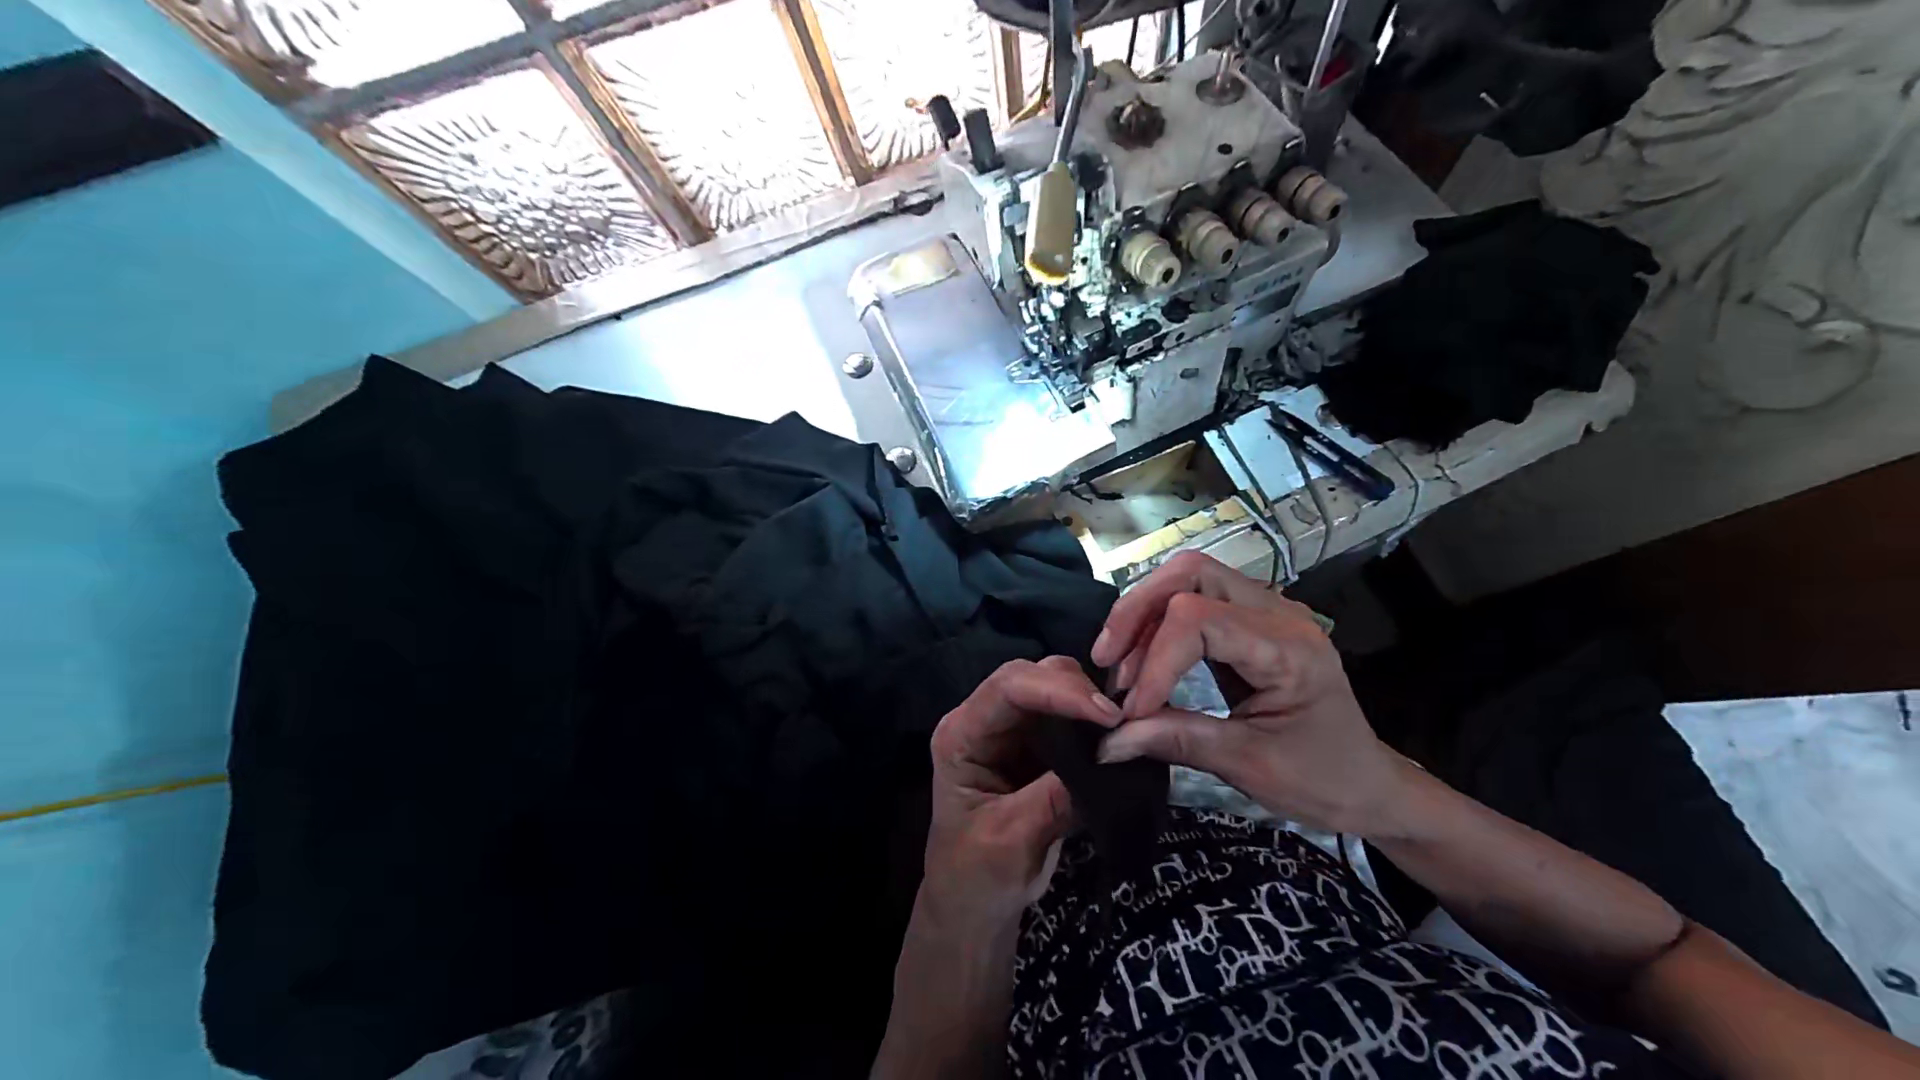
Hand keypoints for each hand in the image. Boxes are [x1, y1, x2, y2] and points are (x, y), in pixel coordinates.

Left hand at [921, 656, 1123, 925]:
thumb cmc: (978, 876)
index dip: (1058, 692)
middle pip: (1031, 676)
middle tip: (1122, 720)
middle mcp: (983, 720)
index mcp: (961, 735)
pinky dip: (1092, 720)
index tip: (1107, 715)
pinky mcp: (1035, 745)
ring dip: (1088, 701)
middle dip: (1077, 690)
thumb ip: (1053, 799)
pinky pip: (1067, 715)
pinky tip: (1118, 736)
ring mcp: (1010, 730)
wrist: (974, 904)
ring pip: (1052, 688)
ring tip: (1124, 726)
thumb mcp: (1012, 841)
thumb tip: (1108, 761)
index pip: (1008, 688)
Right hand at [1089, 551, 1407, 833]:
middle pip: (1189, 574)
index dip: (1153, 661)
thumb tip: (1107, 741)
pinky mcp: (1249, 621)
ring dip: (1142, 613)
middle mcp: (1278, 613)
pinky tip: (1140, 658)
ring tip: (1117, 662)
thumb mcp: (1248, 766)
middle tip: (1107, 660)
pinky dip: (1156, 624)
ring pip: (1186, 578)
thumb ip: (1175, 740)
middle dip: (1137, 611)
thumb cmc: (1321, 780)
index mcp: (1289, 648)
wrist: (1367, 785)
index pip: (1198, 621)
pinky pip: (1192, 600)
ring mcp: (1265, 610)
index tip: (1130, 711)